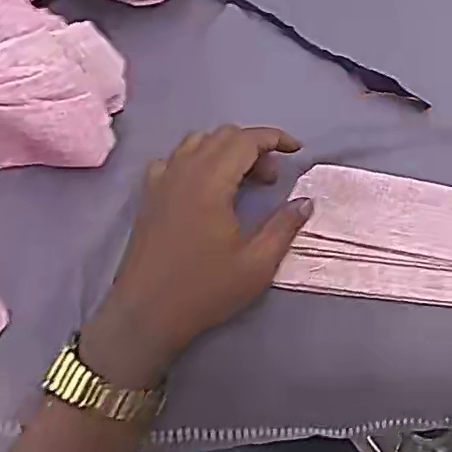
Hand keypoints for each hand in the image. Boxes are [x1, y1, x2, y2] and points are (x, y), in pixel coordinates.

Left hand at [80, 126, 312, 388]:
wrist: (145, 315)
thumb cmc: (204, 290)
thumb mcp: (257, 264)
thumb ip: (284, 227)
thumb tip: (305, 202)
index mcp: (210, 184)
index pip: (244, 140)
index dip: (274, 138)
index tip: (296, 151)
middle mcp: (183, 174)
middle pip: (222, 136)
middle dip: (254, 146)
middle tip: (273, 178)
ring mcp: (161, 183)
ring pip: (197, 143)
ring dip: (226, 150)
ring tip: (244, 180)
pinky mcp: (149, 198)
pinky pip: (174, 160)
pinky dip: (197, 160)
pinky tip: (206, 186)